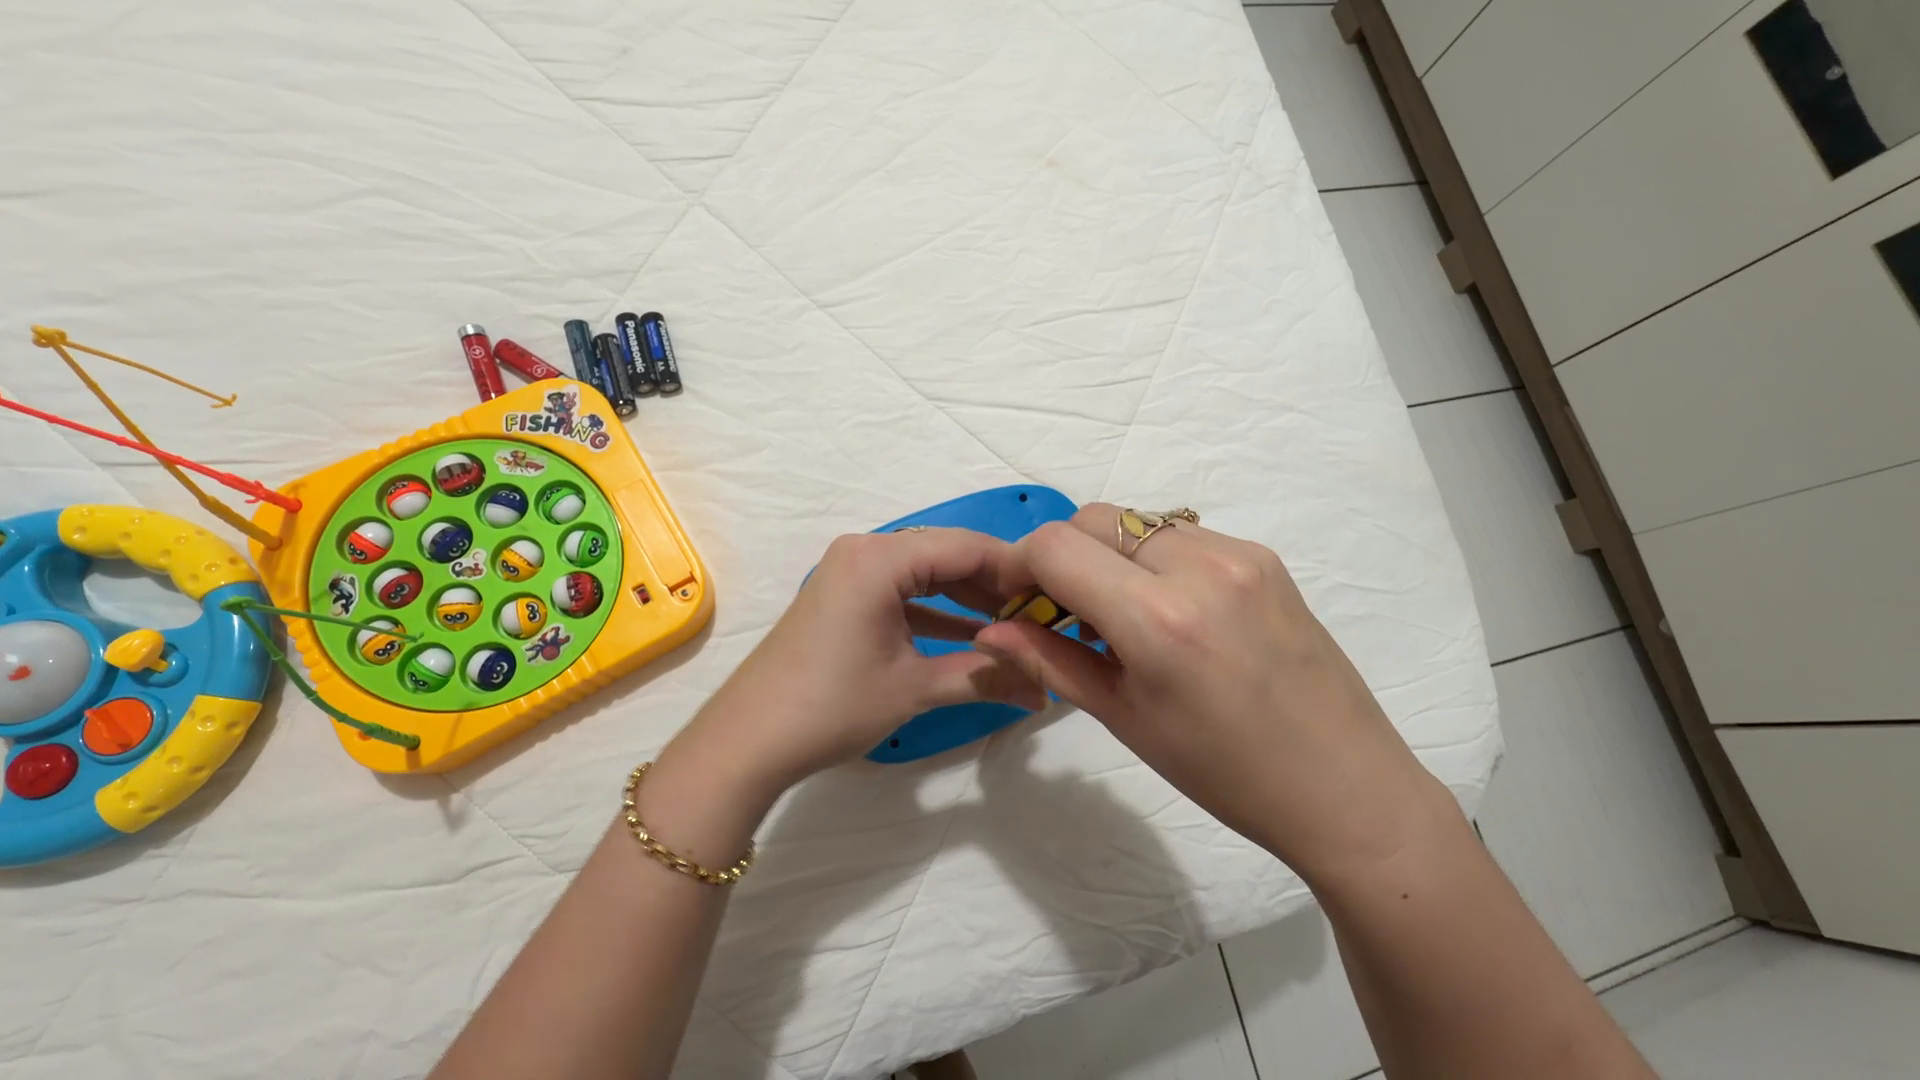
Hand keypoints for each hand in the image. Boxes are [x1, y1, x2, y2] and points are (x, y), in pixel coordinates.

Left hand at [661, 528, 1043, 808]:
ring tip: (1018, 629)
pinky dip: (936, 615)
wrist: (748, 742)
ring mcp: (850, 574)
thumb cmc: (832, 705)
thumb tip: (1045, 691)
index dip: (1017, 570)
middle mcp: (865, 552)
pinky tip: (974, 638)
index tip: (1060, 596)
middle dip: (996, 587)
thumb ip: (984, 678)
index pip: (967, 547)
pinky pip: (903, 594)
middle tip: (1044, 617)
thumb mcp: (914, 689)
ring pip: (927, 576)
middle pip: (948, 556)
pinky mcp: (844, 600)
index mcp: (880, 559)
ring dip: (969, 603)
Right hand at [973, 504, 1447, 882]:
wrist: (1344, 786)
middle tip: (1061, 613)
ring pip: (1137, 521)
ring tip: (1117, 616)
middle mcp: (1199, 566)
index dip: (1018, 566)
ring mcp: (1240, 553)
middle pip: (1093, 518)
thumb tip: (989, 631)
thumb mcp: (1125, 719)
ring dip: (1107, 555)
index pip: (1055, 547)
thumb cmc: (1224, 772)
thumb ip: (1050, 661)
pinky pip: (1182, 535)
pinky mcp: (1266, 557)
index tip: (1015, 602)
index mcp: (1158, 618)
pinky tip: (1166, 611)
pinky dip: (1152, 559)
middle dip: (1061, 556)